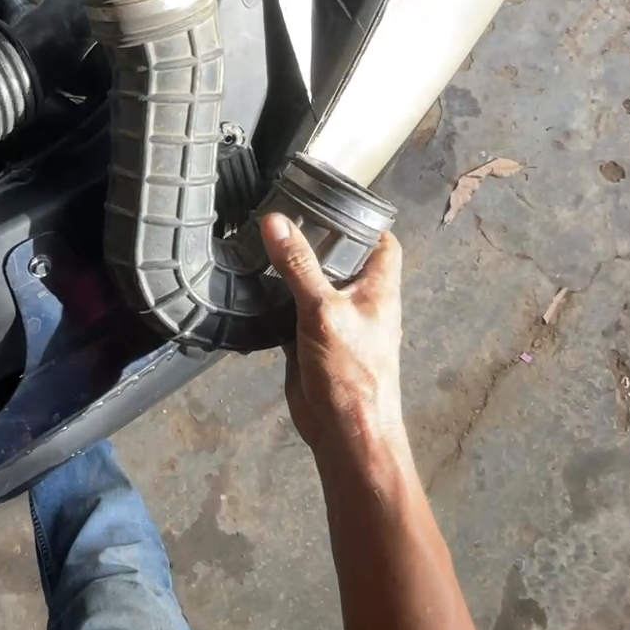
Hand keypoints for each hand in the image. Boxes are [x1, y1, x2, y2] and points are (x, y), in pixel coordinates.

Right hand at [260, 216, 405, 456]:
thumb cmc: (351, 371)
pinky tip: (248, 279)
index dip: (362, 219)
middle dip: (314, 236)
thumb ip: (298, 266)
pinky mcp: (307, 338)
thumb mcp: (323, 310)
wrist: (344, 432)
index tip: (329, 198)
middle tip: (278, 210)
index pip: (381, 242)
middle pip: (340, 257)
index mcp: (378, 288)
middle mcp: (358, 299)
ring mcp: (332, 319)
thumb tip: (275, 220)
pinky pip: (289, 306)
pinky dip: (272, 292)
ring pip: (311, 281)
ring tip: (256, 236)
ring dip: (289, 264)